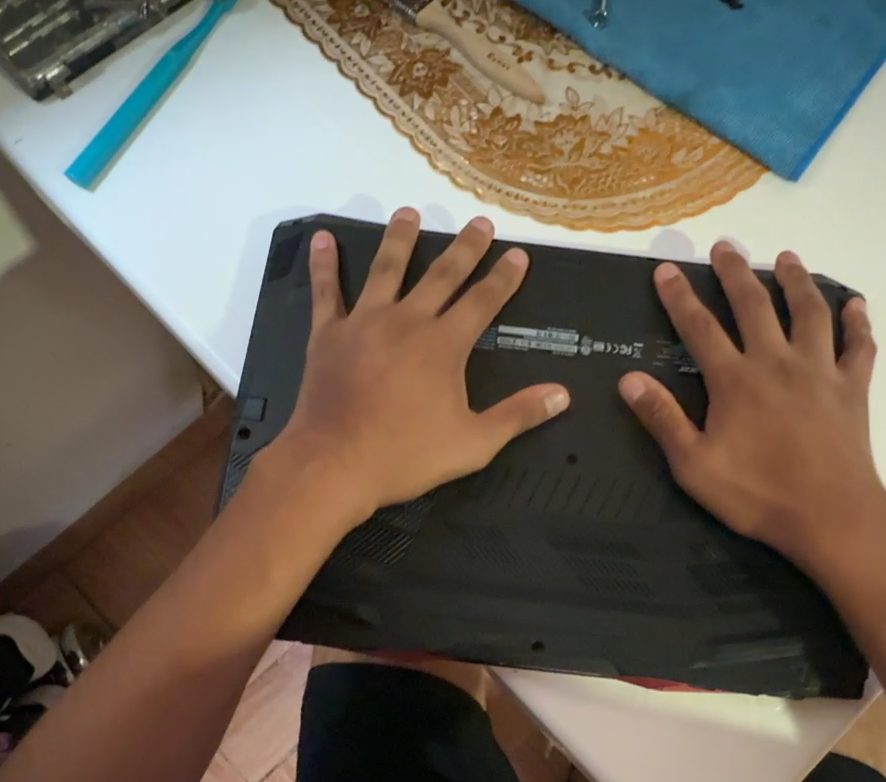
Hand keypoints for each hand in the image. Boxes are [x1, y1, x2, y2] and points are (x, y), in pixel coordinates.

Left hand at [263, 208, 569, 519]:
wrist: (335, 464)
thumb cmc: (406, 456)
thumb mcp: (473, 443)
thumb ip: (517, 415)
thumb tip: (562, 395)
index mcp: (444, 345)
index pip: (482, 301)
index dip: (503, 278)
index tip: (517, 255)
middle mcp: (407, 321)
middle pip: (442, 275)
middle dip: (464, 248)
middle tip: (479, 222)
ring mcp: (364, 323)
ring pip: (386, 270)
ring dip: (400, 239)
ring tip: (409, 213)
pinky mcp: (329, 335)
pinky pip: (326, 291)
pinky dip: (324, 264)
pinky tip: (323, 238)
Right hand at [618, 241, 885, 566]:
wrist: (830, 516)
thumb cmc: (757, 495)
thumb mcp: (694, 466)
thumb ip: (663, 419)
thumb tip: (630, 380)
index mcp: (735, 382)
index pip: (700, 329)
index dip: (680, 298)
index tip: (667, 270)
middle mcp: (777, 363)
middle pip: (754, 306)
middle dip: (736, 273)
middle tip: (726, 246)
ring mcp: (820, 372)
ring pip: (809, 313)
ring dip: (796, 281)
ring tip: (787, 258)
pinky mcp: (852, 389)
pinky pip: (858, 346)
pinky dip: (857, 322)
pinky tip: (855, 304)